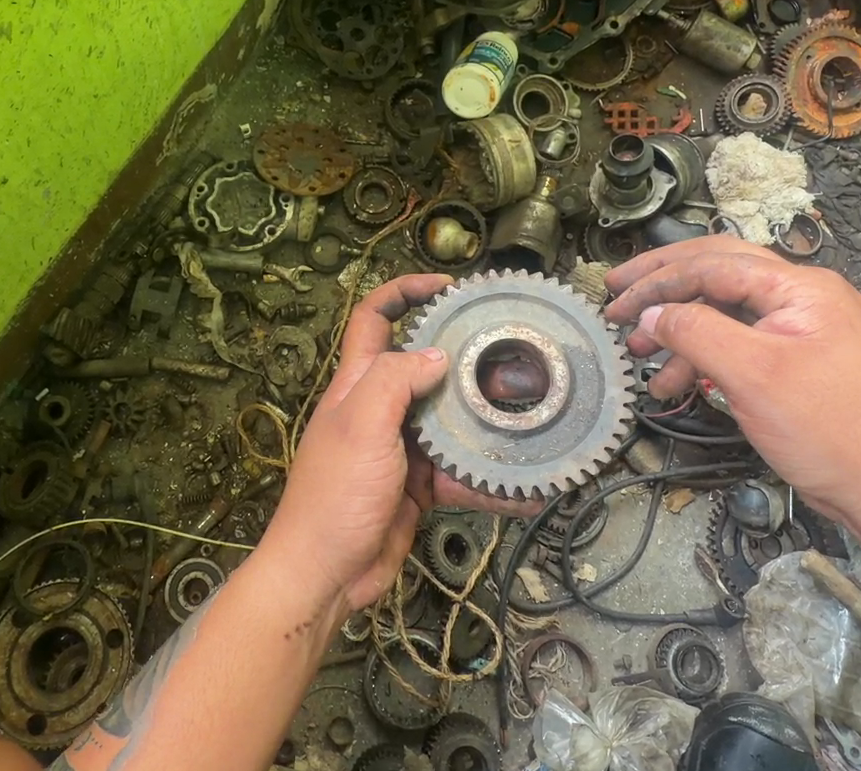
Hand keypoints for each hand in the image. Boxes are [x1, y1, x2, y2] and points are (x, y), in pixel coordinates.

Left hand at [259, 274, 532, 616]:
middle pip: (425, 367)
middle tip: (515, 355)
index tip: (450, 287)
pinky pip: (460, 474)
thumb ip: (396, 382)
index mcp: (358, 383)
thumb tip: (437, 354)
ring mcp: (401, 448)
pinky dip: (490, 480)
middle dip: (466, 357)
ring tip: (535, 415)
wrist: (325, 574)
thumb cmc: (336, 491)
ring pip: (449, 421)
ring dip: (487, 420)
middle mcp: (380, 408)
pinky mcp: (418, 486)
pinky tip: (530, 486)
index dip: (405, 292)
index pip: (375, 318)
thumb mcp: (362, 425)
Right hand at [602, 237, 860, 524]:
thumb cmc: (830, 431)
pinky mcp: (797, 361)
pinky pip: (738, 344)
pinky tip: (675, 384)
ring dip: (677, 330)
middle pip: (717, 273)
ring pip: (723, 312)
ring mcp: (802, 330)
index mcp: (801, 288)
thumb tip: (649, 314)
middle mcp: (804, 298)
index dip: (657, 280)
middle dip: (662, 285)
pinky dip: (702, 359)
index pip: (713, 265)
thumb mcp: (752, 376)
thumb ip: (695, 333)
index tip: (615, 301)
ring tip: (637, 353)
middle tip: (617, 293)